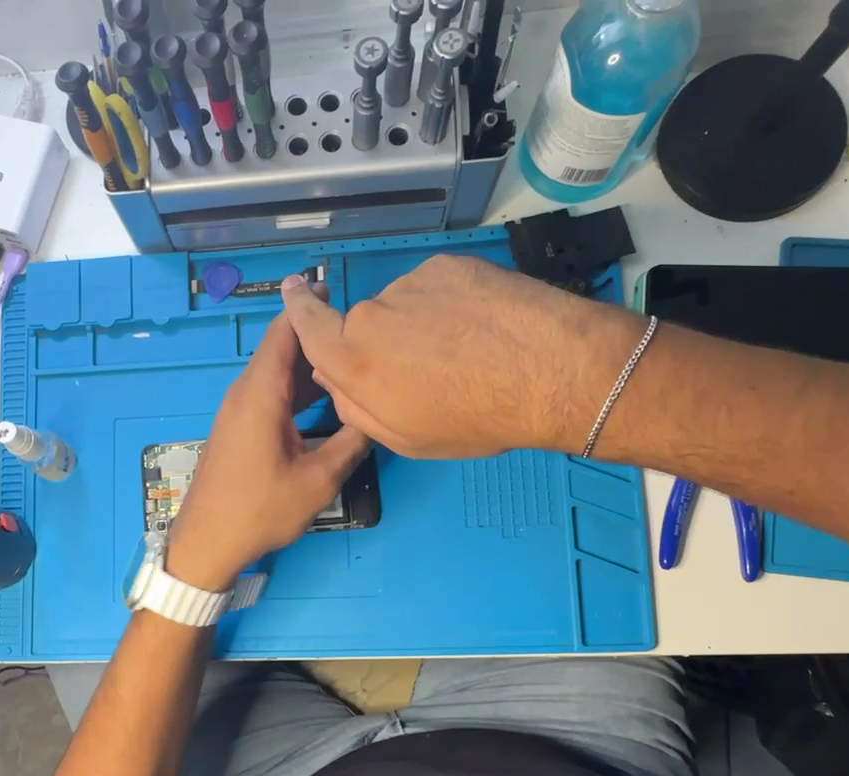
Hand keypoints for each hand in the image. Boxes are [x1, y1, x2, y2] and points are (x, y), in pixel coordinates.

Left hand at [165, 293, 370, 591]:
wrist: (207, 543)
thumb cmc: (260, 510)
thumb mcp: (318, 481)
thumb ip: (351, 444)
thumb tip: (375, 419)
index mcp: (261, 394)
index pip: (284, 333)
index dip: (308, 309)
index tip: (336, 292)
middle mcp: (246, 393)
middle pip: (281, 349)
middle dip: (315, 336)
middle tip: (356, 330)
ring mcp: (238, 410)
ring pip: (276, 373)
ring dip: (308, 365)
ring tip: (348, 360)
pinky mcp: (238, 428)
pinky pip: (269, 393)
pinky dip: (295, 387)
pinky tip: (322, 397)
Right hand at [278, 255, 644, 457]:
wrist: (554, 371)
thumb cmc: (476, 418)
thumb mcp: (405, 438)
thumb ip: (356, 406)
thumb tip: (332, 375)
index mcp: (354, 361)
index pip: (308, 326)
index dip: (298, 308)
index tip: (294, 290)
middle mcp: (374, 314)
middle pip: (363, 325)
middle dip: (382, 345)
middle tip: (425, 370)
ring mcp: (413, 284)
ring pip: (401, 306)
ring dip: (419, 325)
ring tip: (465, 351)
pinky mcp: (450, 264)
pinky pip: (434, 287)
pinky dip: (448, 305)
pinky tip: (481, 327)